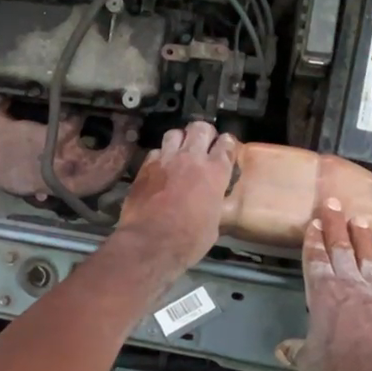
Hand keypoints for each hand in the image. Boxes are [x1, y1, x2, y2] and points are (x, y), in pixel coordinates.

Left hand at [113, 121, 237, 276]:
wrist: (151, 242)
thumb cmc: (189, 240)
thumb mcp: (214, 222)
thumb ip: (213, 200)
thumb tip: (210, 198)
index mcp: (215, 172)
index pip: (226, 143)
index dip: (227, 144)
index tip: (225, 149)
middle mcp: (191, 159)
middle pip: (200, 128)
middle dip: (203, 133)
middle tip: (203, 144)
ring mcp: (166, 159)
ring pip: (175, 133)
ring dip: (180, 140)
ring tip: (180, 151)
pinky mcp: (145, 166)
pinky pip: (156, 151)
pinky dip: (161, 156)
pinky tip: (160, 167)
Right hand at [298, 198, 371, 370]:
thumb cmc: (340, 369)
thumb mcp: (309, 361)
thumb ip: (296, 351)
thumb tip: (282, 350)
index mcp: (322, 294)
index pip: (315, 259)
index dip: (313, 240)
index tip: (314, 221)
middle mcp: (349, 285)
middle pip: (340, 249)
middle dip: (335, 225)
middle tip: (334, 202)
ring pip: (367, 258)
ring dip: (363, 238)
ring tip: (360, 218)